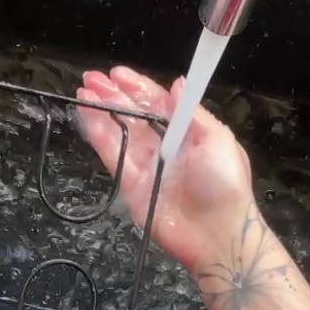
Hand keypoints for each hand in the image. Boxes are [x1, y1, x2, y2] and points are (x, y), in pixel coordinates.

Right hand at [76, 66, 253, 271]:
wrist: (217, 235)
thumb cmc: (226, 188)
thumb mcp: (218, 139)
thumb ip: (193, 112)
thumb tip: (177, 84)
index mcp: (187, 134)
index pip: (157, 104)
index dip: (137, 88)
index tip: (118, 73)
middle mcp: (165, 149)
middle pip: (133, 117)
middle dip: (112, 96)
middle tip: (92, 79)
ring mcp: (147, 168)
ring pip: (119, 134)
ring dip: (100, 113)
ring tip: (83, 94)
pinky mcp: (132, 188)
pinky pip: (113, 158)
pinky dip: (99, 137)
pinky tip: (88, 119)